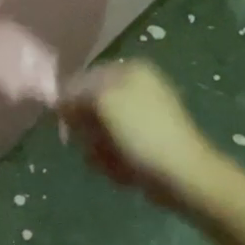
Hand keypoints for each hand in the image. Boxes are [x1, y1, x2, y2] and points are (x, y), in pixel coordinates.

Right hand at [61, 60, 230, 209]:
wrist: (182, 175)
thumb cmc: (141, 133)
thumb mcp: (102, 101)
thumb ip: (76, 92)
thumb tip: (62, 100)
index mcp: (130, 69)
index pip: (82, 79)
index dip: (70, 101)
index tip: (67, 124)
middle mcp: (138, 87)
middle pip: (90, 107)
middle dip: (87, 130)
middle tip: (93, 144)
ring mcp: (144, 115)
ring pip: (100, 131)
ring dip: (98, 149)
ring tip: (110, 161)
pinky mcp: (148, 141)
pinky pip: (116, 147)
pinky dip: (113, 161)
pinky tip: (122, 171)